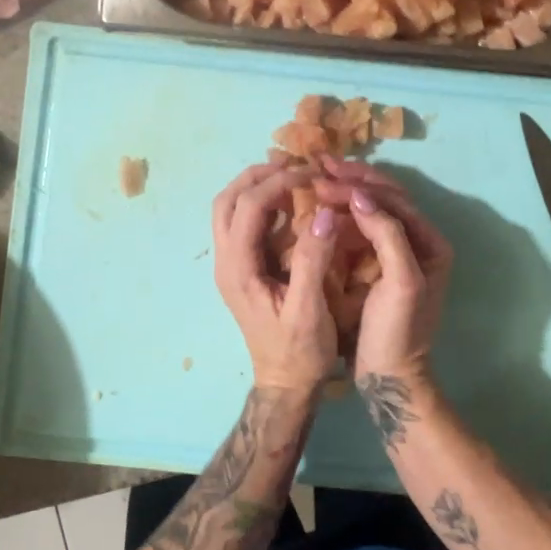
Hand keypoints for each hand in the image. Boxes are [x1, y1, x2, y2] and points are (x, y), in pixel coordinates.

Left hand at [212, 164, 340, 392]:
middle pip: (227, 201)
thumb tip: (324, 214)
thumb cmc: (299, 352)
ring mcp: (232, 266)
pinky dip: (263, 206)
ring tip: (292, 176)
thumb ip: (312, 261)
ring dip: (256, 187)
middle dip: (257, 176)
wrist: (285, 385)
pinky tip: (293, 204)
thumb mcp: (309, 309)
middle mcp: (227, 262)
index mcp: (238, 269)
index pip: (248, 207)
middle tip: (293, 165)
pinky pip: (244, 225)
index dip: (279, 183)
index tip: (312, 176)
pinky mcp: (243, 270)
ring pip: (230, 210)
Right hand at [318, 158, 452, 383]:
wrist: (389, 377)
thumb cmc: (398, 331)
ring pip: (370, 211)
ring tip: (315, 181)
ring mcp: (396, 254)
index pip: (396, 200)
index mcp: (431, 243)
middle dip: (352, 181)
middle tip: (318, 167)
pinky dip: (341, 216)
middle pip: (385, 199)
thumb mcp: (401, 281)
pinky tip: (319, 209)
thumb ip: (387, 235)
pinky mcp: (376, 266)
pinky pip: (359, 230)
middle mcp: (417, 243)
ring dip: (344, 194)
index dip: (361, 185)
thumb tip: (361, 196)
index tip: (326, 176)